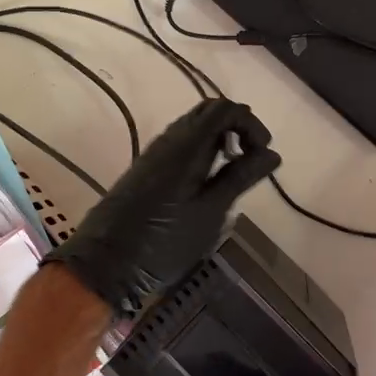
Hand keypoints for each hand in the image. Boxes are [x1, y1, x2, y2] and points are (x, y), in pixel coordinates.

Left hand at [47, 99, 279, 316]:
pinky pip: (181, 144)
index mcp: (186, 146)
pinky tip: (208, 181)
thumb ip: (240, 178)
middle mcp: (168, 141)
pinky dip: (203, 150)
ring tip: (233, 171)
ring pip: (193, 127)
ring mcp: (154, 154)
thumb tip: (272, 153)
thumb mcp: (210, 213)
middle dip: (237, 127)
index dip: (250, 123)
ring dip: (219, 138)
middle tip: (251, 159)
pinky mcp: (146, 169)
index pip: (224, 109)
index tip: (263, 153)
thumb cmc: (163, 243)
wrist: (103, 266)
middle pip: (208, 112)